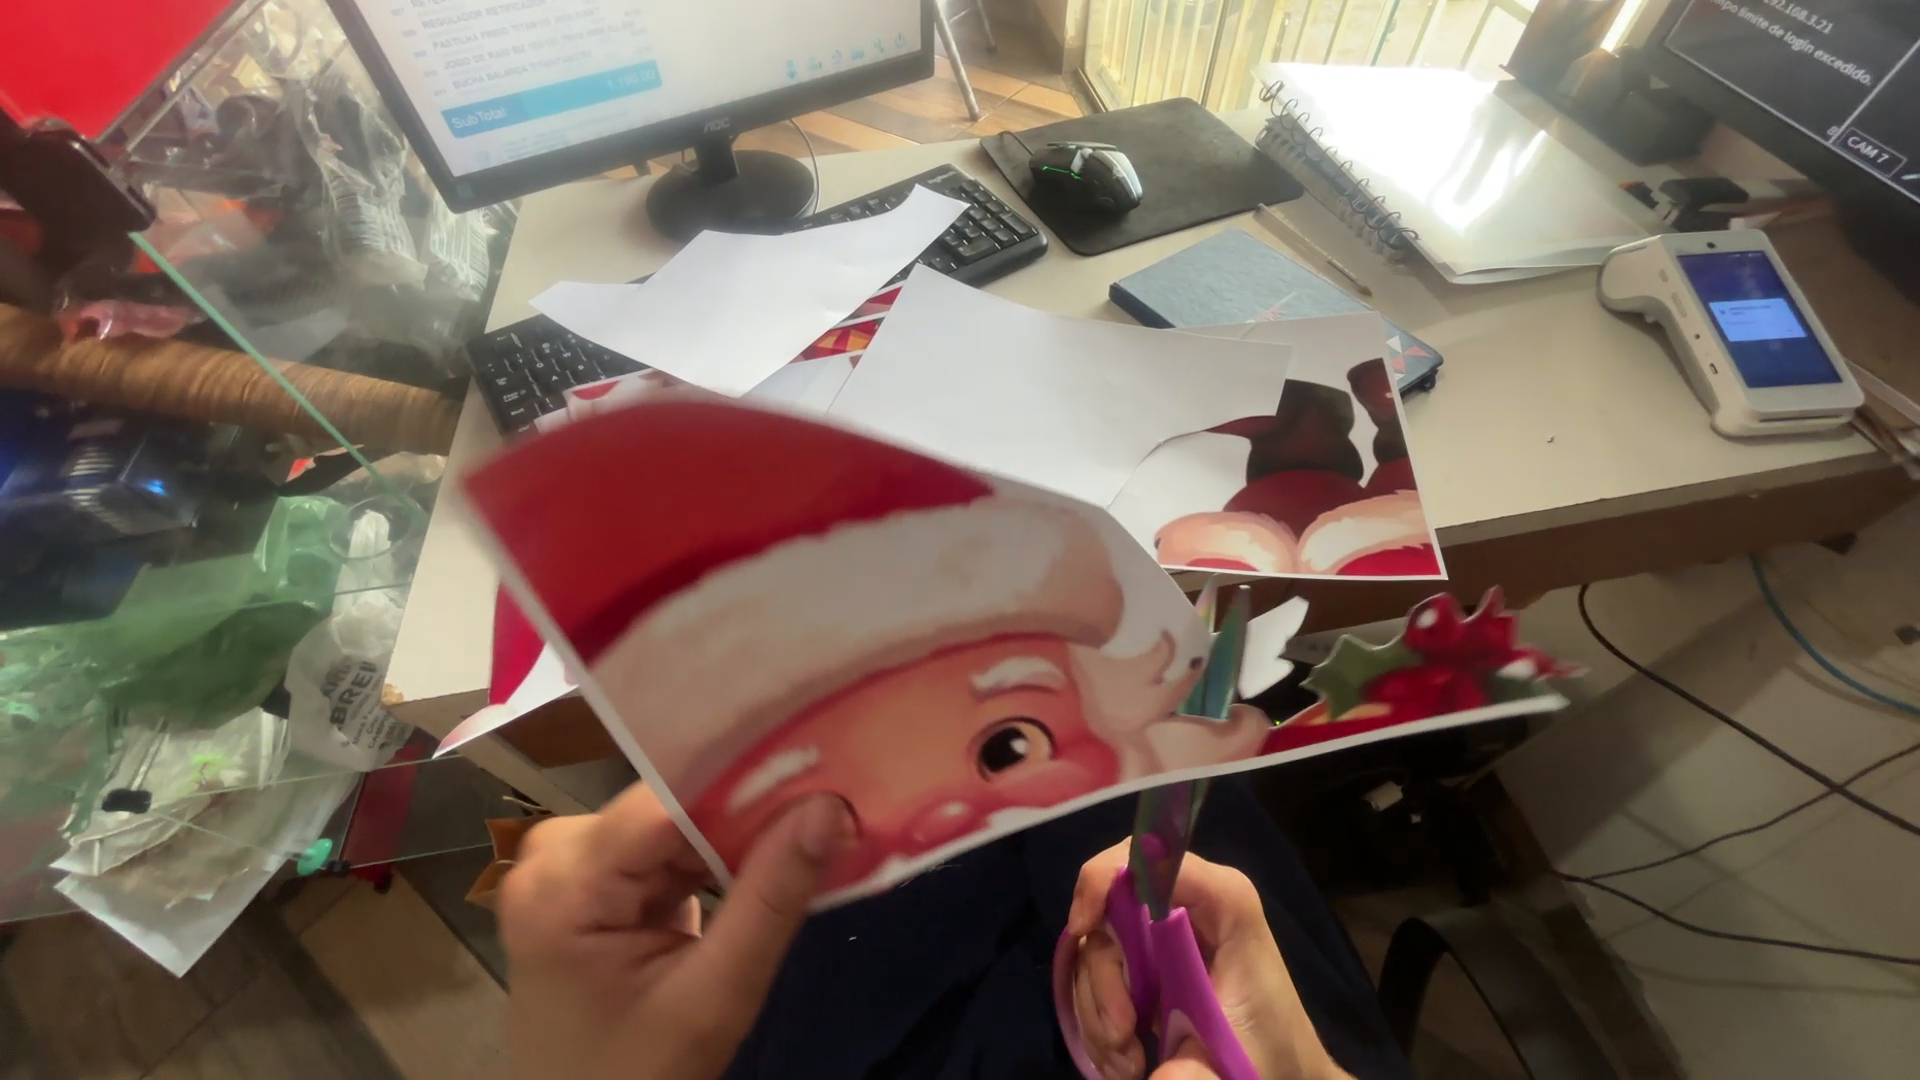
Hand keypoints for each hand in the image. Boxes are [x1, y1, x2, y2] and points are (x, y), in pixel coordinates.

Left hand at [500, 782, 856, 1079]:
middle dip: (751, 812)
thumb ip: (773, 896)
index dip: (746, 786)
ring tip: (806, 831)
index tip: (821, 782)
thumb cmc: (637, 1077)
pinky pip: (671, 840)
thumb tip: (830, 806)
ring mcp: (572, 862)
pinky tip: (763, 859)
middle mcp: (556, 854)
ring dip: (741, 831)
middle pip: (673, 804)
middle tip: (829, 811)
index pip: (667, 802)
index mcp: (562, 885)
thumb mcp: (716, 996)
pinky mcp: (595, 874)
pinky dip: (720, 851)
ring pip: (679, 817)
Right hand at [1064, 843, 1352, 1079]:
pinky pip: (1101, 969)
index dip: (1101, 882)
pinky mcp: (1147, 951)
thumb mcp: (1235, 1058)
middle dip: (1104, 981)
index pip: (1144, 858)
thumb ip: (1197, 1070)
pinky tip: (1124, 1056)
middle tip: (1124, 1039)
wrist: (1282, 1075)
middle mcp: (1186, 897)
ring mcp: (1161, 923)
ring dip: (1099, 1009)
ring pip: (1098, 945)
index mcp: (1220, 898)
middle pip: (1109, 911)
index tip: (1082, 931)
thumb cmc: (1271, 1052)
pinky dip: (1101, 1015)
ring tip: (1128, 1063)